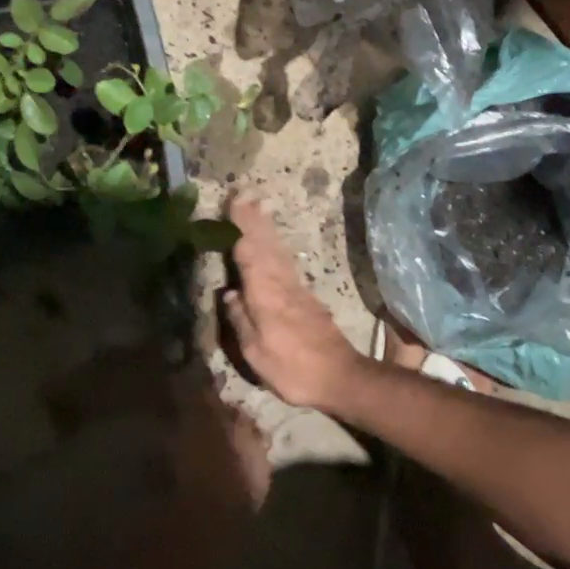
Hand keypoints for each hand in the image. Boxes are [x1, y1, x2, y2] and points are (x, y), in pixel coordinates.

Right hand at [221, 197, 370, 410]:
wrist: (340, 376)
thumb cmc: (292, 369)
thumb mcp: (256, 353)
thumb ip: (240, 320)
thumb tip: (228, 293)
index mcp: (265, 294)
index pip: (249, 251)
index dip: (240, 226)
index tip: (233, 200)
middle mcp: (281, 283)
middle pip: (265, 244)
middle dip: (253, 218)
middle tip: (244, 192)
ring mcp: (296, 288)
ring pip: (277, 250)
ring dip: (266, 227)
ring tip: (258, 206)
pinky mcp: (306, 297)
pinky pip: (285, 262)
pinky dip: (275, 246)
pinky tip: (272, 244)